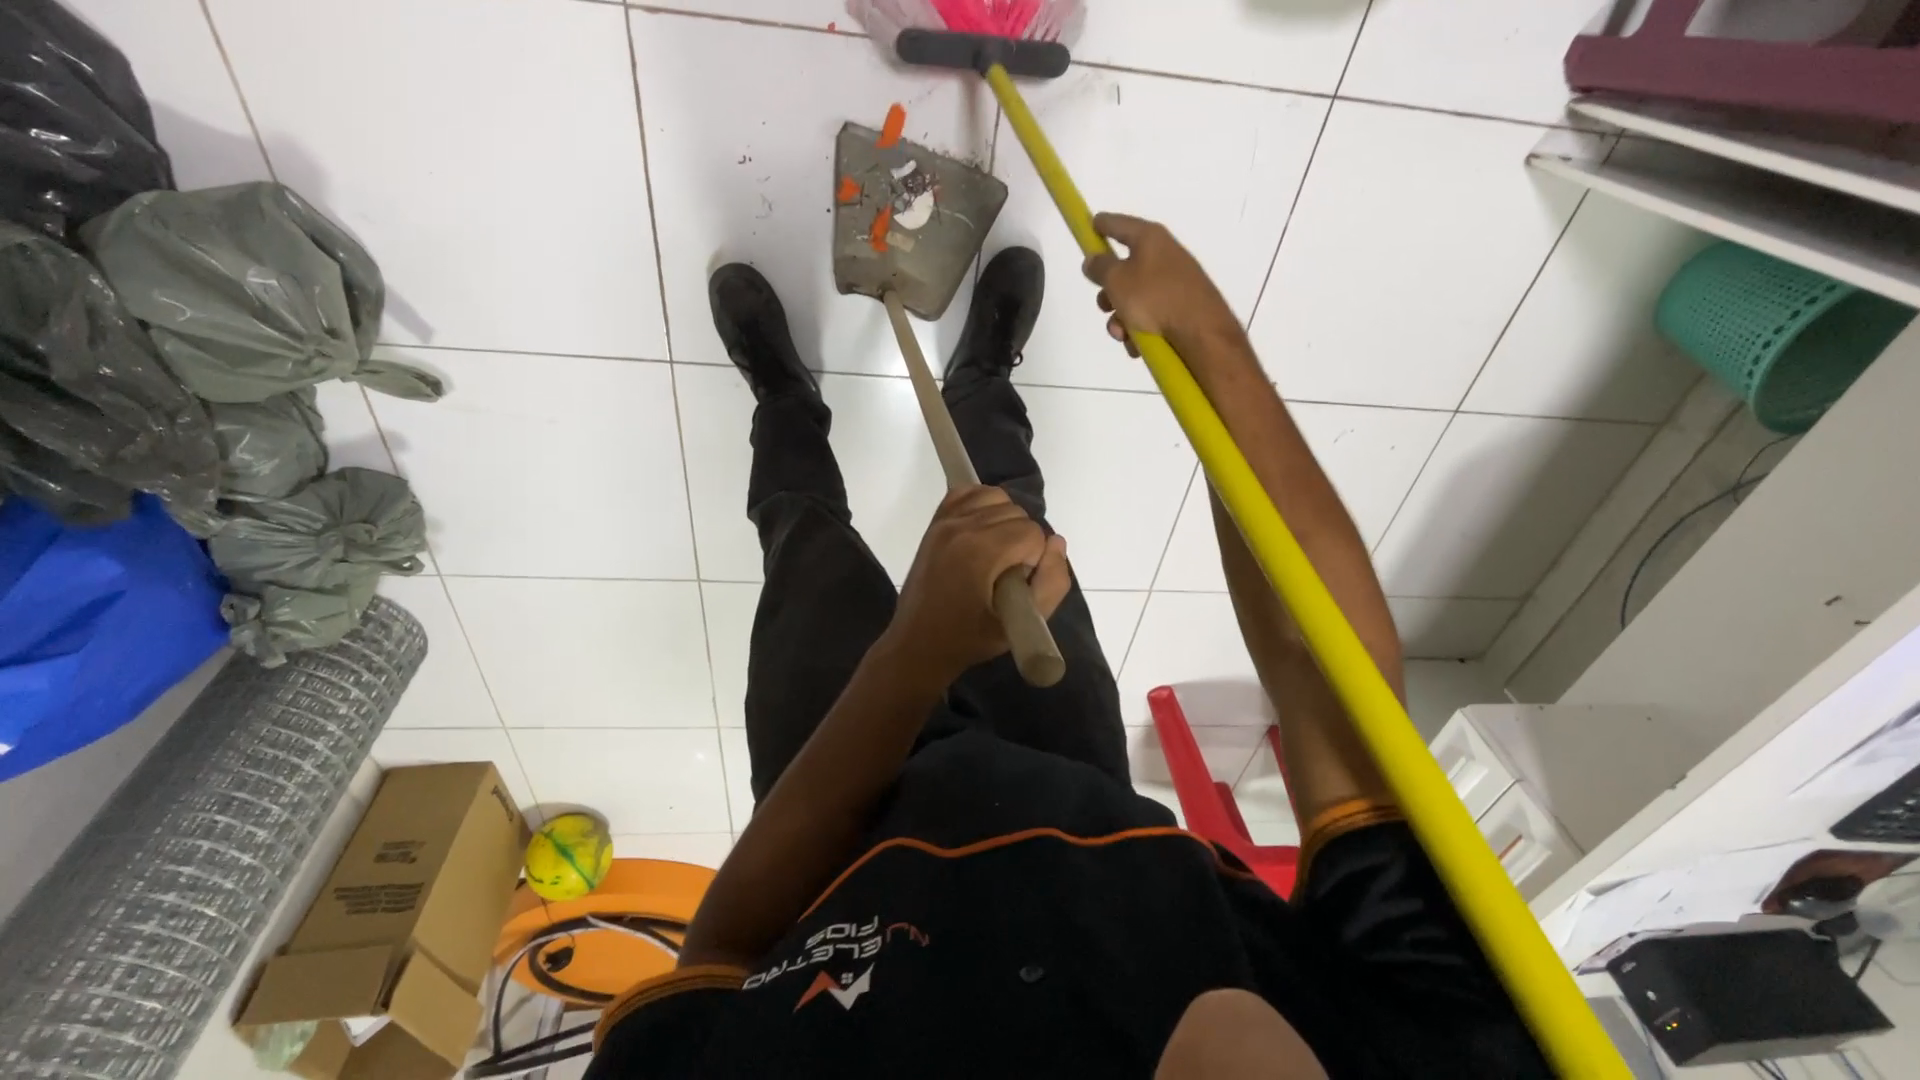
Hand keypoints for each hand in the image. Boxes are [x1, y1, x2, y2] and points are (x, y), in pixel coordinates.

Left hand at [883, 485, 1070, 683]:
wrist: (919, 642)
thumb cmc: (969, 638)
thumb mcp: (1022, 624)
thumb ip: (1051, 584)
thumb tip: (1056, 542)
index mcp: (981, 551)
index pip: (1033, 533)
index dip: (1034, 560)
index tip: (1018, 584)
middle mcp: (962, 526)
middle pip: (1017, 512)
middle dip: (1022, 541)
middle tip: (1007, 573)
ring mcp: (945, 521)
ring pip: (996, 497)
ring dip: (1005, 521)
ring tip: (997, 552)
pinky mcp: (935, 522)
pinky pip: (969, 492)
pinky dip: (982, 505)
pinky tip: (983, 533)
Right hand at [1081, 213, 1237, 357]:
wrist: (1201, 331)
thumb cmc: (1154, 297)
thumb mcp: (1116, 280)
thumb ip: (1100, 268)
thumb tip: (1093, 260)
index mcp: (1149, 238)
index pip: (1117, 224)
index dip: (1099, 226)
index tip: (1087, 229)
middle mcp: (1164, 255)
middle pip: (1124, 269)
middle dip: (1108, 293)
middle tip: (1104, 306)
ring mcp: (1174, 282)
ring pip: (1134, 298)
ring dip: (1121, 318)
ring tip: (1123, 334)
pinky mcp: (1181, 307)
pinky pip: (1150, 315)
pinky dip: (1139, 329)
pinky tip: (1138, 344)